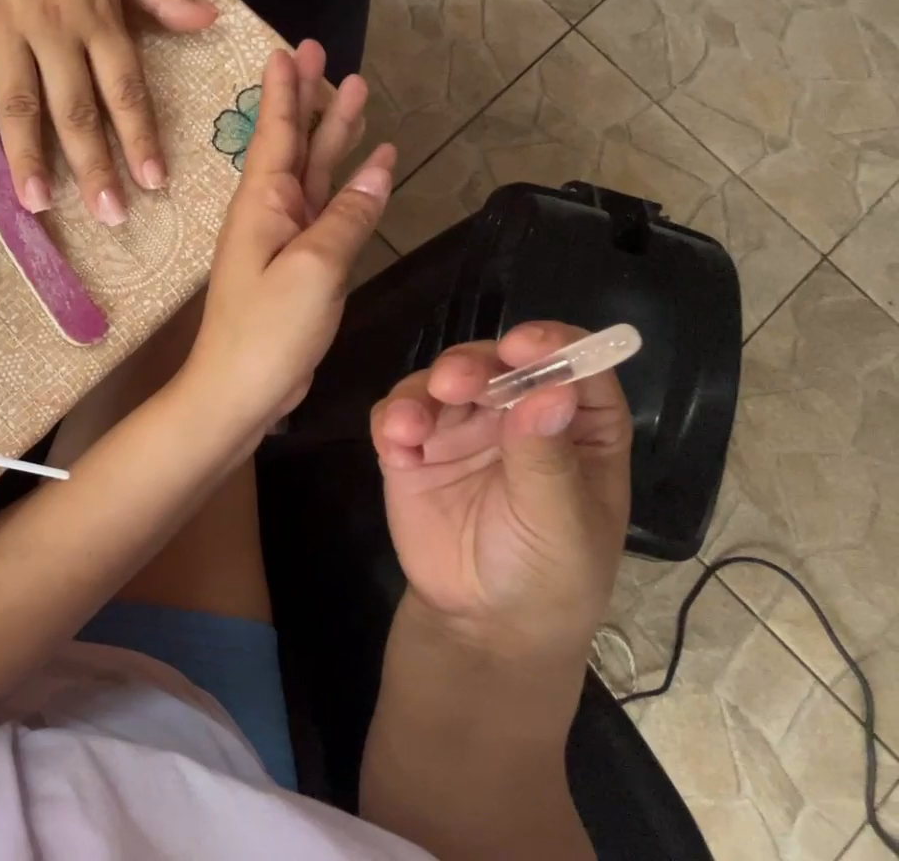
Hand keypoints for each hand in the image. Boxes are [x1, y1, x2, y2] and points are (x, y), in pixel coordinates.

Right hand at [0, 0, 218, 224]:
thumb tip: (207, 24)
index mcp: (96, 14)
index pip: (125, 88)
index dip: (140, 138)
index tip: (153, 182)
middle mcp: (54, 29)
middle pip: (76, 110)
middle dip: (94, 167)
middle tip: (107, 215)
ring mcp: (3, 28)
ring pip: (20, 102)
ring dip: (28, 155)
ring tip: (37, 202)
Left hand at [178, 43, 389, 437]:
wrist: (240, 387)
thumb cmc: (267, 329)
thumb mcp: (313, 268)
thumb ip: (345, 218)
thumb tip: (376, 171)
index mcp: (262, 205)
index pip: (276, 133)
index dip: (285, 91)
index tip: (289, 48)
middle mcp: (269, 213)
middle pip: (294, 143)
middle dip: (310, 99)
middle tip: (322, 52)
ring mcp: (285, 239)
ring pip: (314, 172)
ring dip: (334, 134)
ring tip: (358, 90)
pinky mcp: (300, 265)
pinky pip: (328, 211)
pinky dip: (348, 185)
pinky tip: (373, 165)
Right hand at [371, 324, 633, 660]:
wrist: (483, 620)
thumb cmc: (549, 572)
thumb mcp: (561, 520)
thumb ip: (547, 457)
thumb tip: (550, 391)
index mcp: (576, 426)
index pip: (572, 369)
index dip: (552, 348)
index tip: (524, 347)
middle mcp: (515, 417)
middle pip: (494, 366)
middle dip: (471, 366)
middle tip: (454, 383)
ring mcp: (458, 432)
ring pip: (436, 385)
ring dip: (421, 392)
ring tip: (410, 426)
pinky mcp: (410, 451)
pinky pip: (394, 419)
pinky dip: (391, 421)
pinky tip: (396, 445)